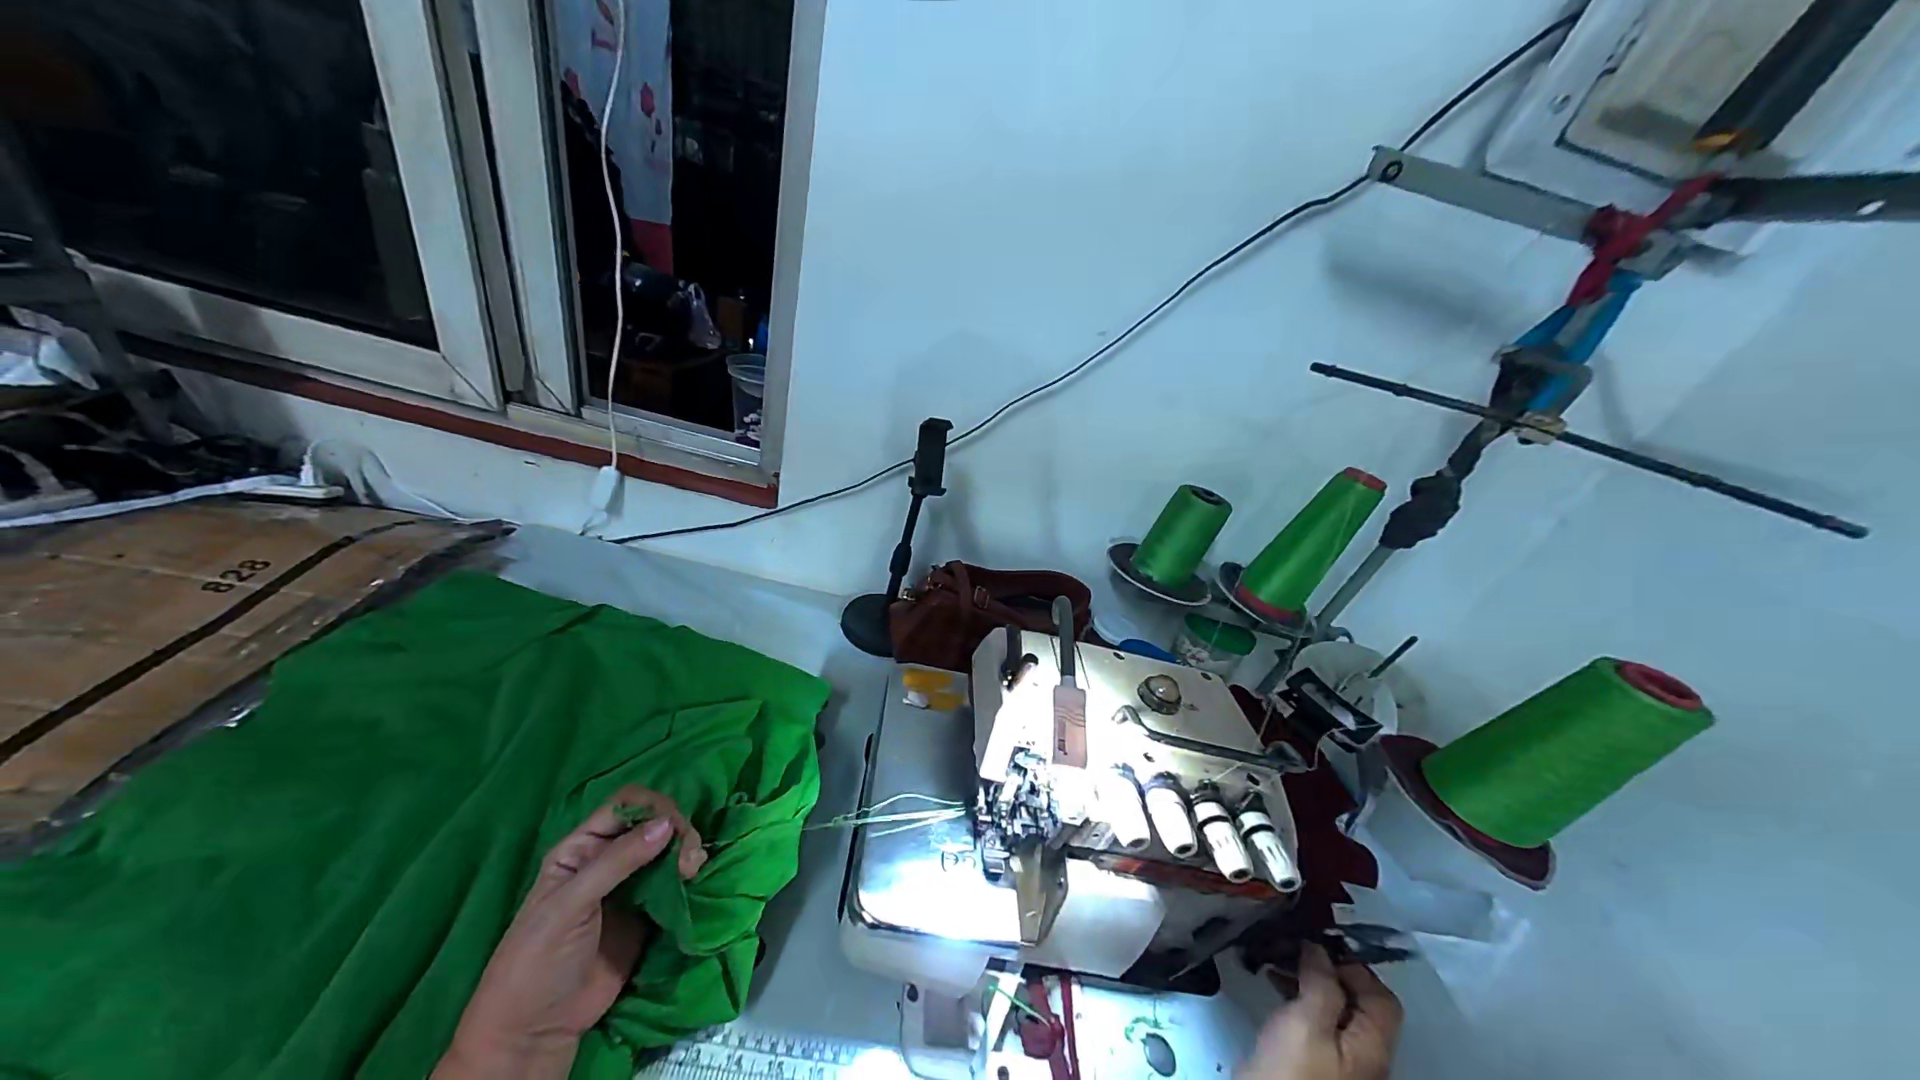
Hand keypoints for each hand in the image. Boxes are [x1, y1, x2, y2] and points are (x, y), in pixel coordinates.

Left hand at [433, 787, 706, 1079]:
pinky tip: (695, 881)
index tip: (675, 828)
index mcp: (582, 847)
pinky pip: (675, 881)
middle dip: (678, 831)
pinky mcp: (649, 912)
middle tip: (688, 860)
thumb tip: (667, 823)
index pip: (626, 805)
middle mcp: (609, 858)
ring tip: (692, 872)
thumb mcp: (569, 906)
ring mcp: (631, 886)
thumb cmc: (537, 960)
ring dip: (687, 851)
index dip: (654, 807)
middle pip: (655, 823)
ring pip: (669, 849)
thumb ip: (617, 862)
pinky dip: (690, 876)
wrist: (537, 1030)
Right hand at [1239, 944, 1403, 1079]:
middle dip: (1328, 969)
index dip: (1353, 965)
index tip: (1317, 944)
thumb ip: (1320, 983)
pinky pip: (1314, 1020)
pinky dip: (1297, 996)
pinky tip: (1274, 986)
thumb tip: (1319, 949)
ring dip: (1310, 980)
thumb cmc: (1291, 1072)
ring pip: (1334, 1009)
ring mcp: (1338, 1062)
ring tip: (1278, 962)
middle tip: (1294, 949)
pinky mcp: (1312, 1063)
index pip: (1381, 997)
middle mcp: (1363, 1055)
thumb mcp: (1306, 1023)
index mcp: (1372, 1047)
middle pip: (1359, 1002)